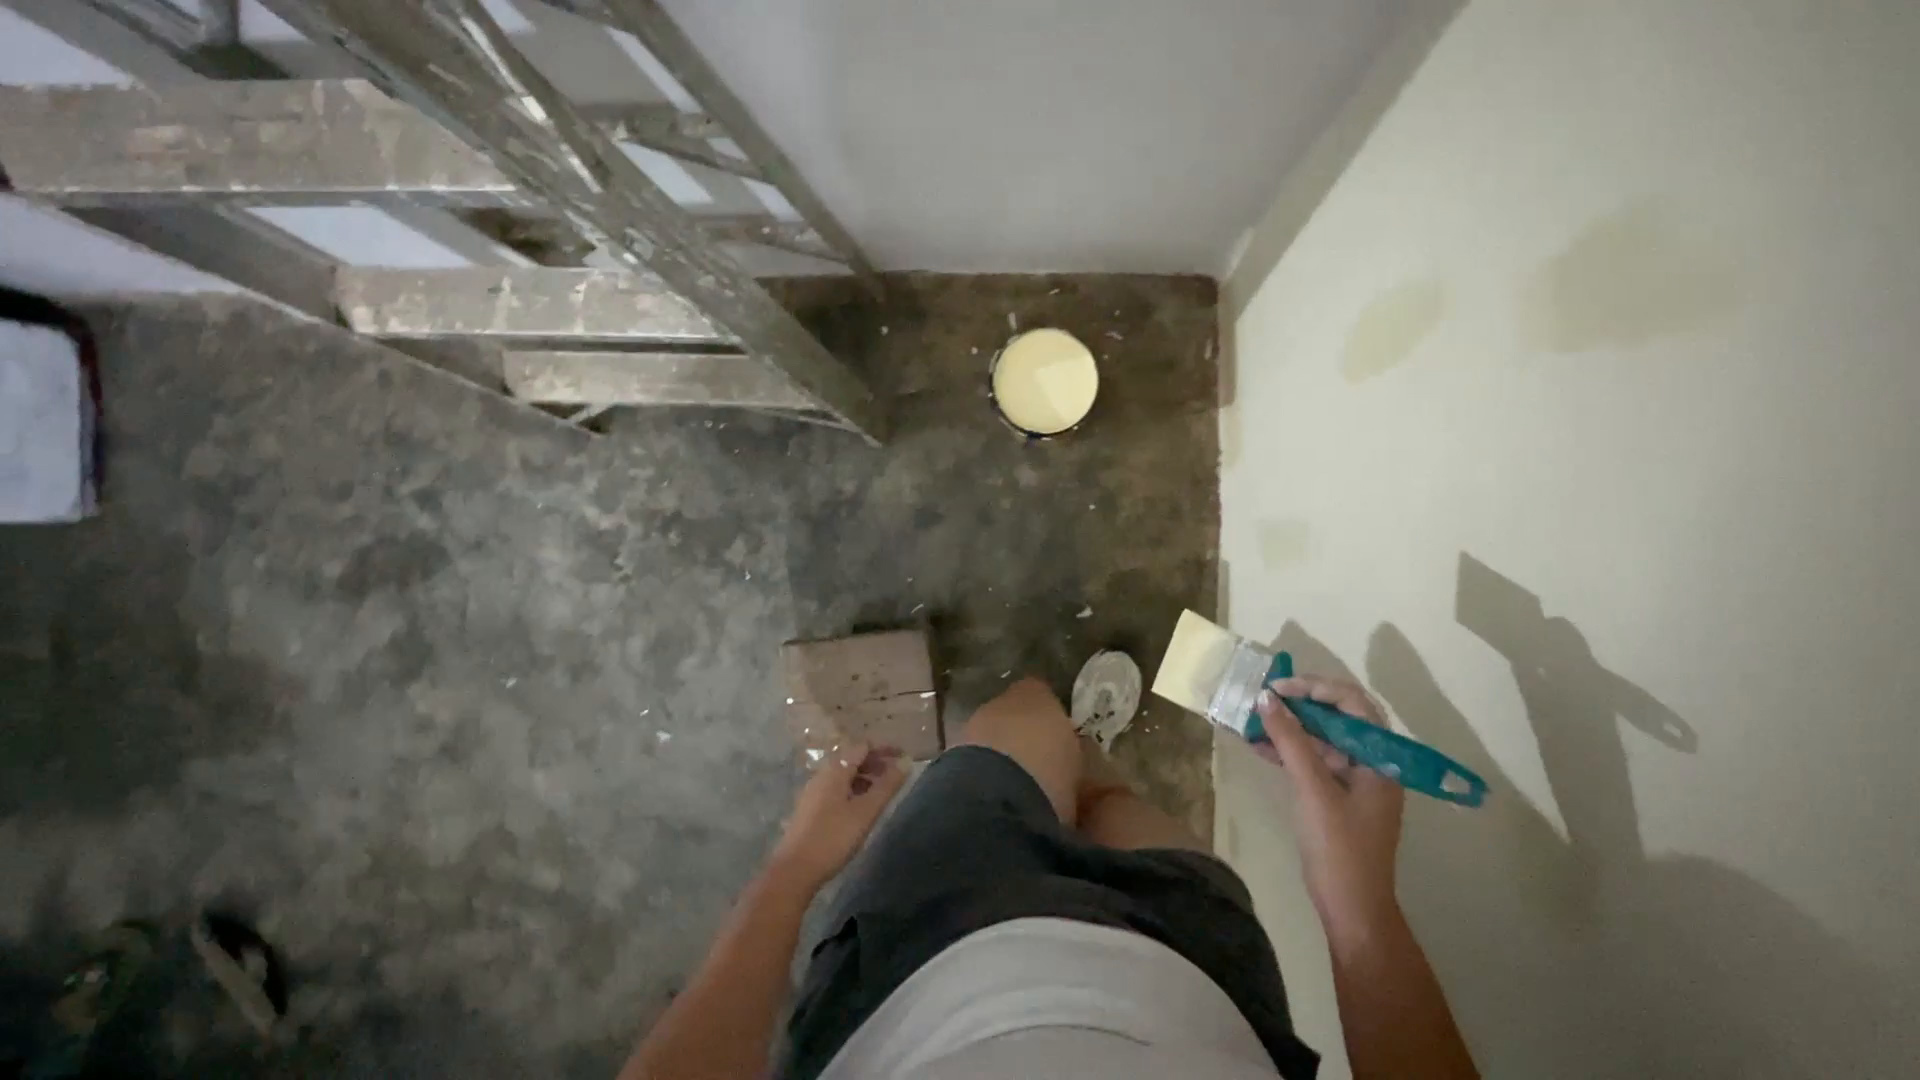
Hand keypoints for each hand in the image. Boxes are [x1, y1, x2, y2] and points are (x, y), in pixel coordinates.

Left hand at [770, 741, 907, 890]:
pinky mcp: (810, 808)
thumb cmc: (833, 838)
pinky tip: (862, 808)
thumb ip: (887, 786)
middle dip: (876, 763)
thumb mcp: (866, 812)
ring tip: (883, 792)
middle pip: (852, 758)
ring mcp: (814, 792)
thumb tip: (906, 762)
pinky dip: (854, 790)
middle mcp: (822, 775)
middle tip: (897, 776)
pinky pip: (836, 789)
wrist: (795, 870)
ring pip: (844, 775)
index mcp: (835, 770)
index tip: (904, 758)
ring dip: (865, 777)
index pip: (862, 747)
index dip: (884, 749)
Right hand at [1254, 676, 1405, 941]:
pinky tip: (1258, 747)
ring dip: (1290, 728)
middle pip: (1337, 717)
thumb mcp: (1313, 789)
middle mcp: (1373, 762)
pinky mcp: (1338, 797)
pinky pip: (1313, 761)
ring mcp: (1356, 780)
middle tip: (1262, 700)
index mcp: (1380, 758)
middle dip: (1299, 705)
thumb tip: (1266, 699)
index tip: (1277, 689)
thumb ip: (1291, 741)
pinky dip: (1289, 752)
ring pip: (1322, 739)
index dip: (1315, 687)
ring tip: (1252, 720)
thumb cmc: (1339, 847)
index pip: (1352, 702)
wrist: (1352, 908)